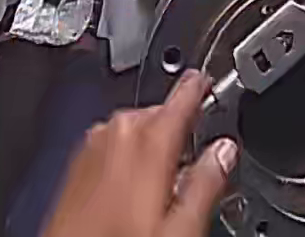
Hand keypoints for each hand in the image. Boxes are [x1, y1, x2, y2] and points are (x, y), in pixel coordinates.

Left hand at [38, 71, 238, 236]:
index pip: (184, 94)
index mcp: (149, 137)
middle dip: (178, 133)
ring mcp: (96, 141)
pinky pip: (114, 143)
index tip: (209, 82)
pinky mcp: (80, 158)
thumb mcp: (179, 229)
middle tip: (188, 167)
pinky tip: (130, 192)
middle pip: (162, 114)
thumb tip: (225, 150)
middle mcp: (120, 128)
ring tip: (158, 189)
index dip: (202, 85)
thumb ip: (207, 181)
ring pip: (137, 129)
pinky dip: (127, 156)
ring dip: (151, 146)